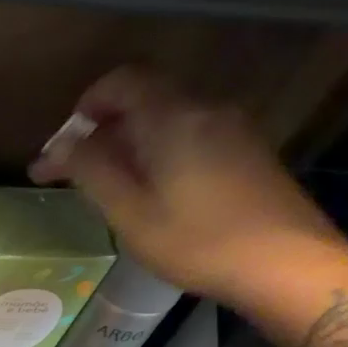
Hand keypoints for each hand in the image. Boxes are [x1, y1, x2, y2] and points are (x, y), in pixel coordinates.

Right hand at [29, 67, 347, 303]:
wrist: (288, 265)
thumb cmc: (199, 241)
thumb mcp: (130, 212)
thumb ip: (91, 170)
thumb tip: (59, 145)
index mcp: (174, 118)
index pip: (123, 81)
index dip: (86, 105)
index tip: (63, 144)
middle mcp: (206, 110)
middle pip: (145, 98)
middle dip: (103, 128)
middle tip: (73, 169)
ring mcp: (233, 129)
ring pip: (167, 118)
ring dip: (129, 142)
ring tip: (105, 185)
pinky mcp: (247, 152)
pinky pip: (189, 135)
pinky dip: (158, 151)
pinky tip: (148, 191)